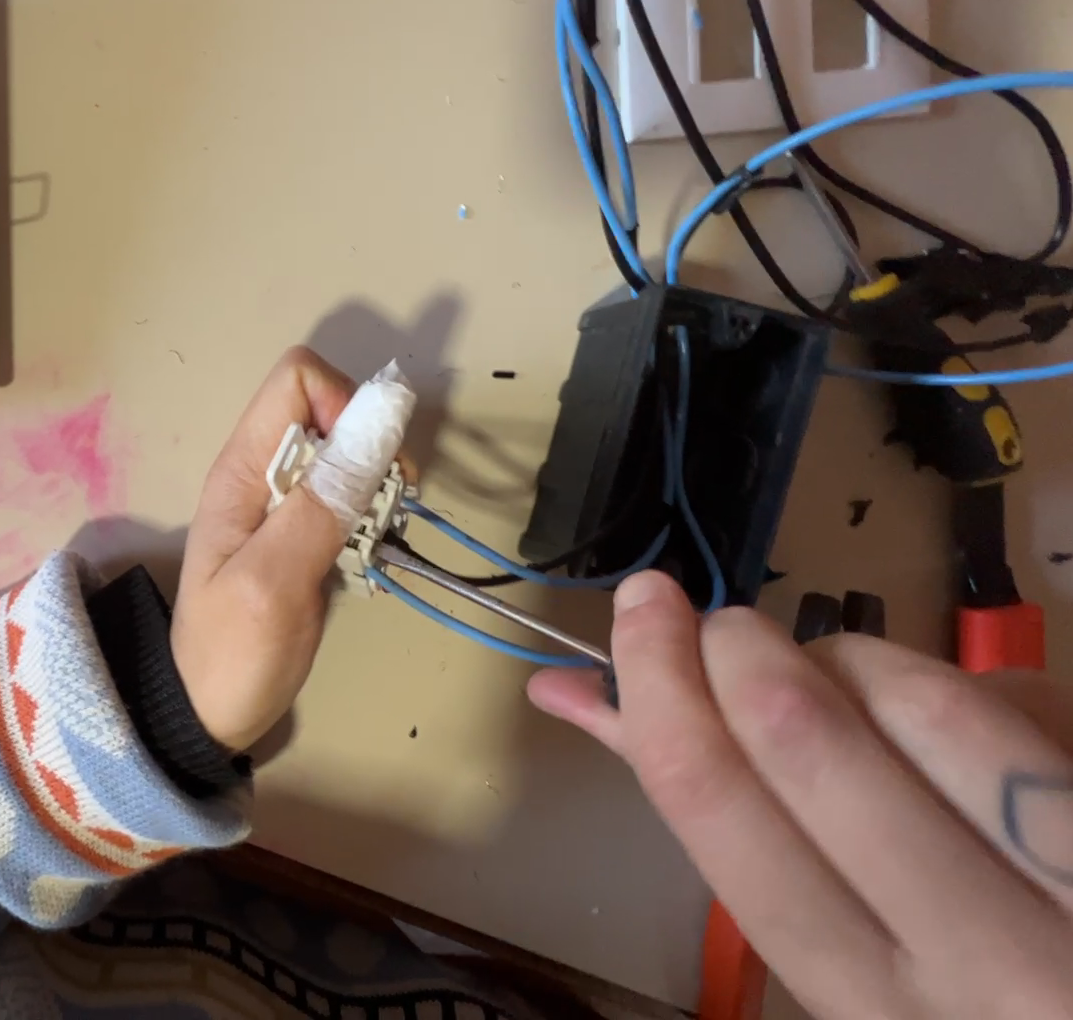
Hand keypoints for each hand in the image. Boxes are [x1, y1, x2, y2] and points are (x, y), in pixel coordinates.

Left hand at [172, 347, 363, 751]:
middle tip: (384, 506)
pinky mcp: (300, 528)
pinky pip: (346, 488)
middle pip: (327, 407)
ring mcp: (280, 500)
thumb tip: (375, 421)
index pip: (295, 380)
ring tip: (378, 531)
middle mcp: (260, 471)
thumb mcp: (271, 581)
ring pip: (344, 448)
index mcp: (242, 469)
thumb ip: (318, 504)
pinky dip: (371, 504)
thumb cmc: (232, 652)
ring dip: (376, 477)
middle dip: (370, 443)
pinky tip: (370, 544)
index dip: (342, 402)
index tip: (369, 465)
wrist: (210, 708)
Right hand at [529, 570, 1072, 1018]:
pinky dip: (973, 678)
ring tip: (859, 682)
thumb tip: (557, 688)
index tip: (638, 602)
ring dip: (856, 658)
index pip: (708, 796)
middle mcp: (981, 971)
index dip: (654, 677)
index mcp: (855, 989)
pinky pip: (1027, 704)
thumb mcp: (814, 916)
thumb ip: (688, 792)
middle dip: (739, 644)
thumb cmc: (939, 976)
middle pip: (796, 731)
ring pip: (914, 701)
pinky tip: (986, 715)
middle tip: (728, 629)